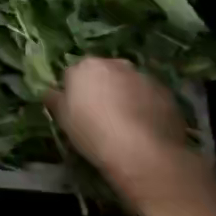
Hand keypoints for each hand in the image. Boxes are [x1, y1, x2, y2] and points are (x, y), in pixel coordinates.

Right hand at [48, 58, 200, 201]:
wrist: (142, 151)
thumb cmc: (93, 132)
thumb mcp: (63, 119)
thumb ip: (55, 100)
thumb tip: (49, 91)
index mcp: (86, 66)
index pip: (73, 74)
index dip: (74, 92)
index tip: (77, 111)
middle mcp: (116, 64)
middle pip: (104, 73)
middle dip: (102, 88)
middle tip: (101, 116)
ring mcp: (144, 76)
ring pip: (129, 83)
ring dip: (125, 95)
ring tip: (126, 124)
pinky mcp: (166, 92)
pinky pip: (149, 96)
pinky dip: (146, 106)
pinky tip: (145, 128)